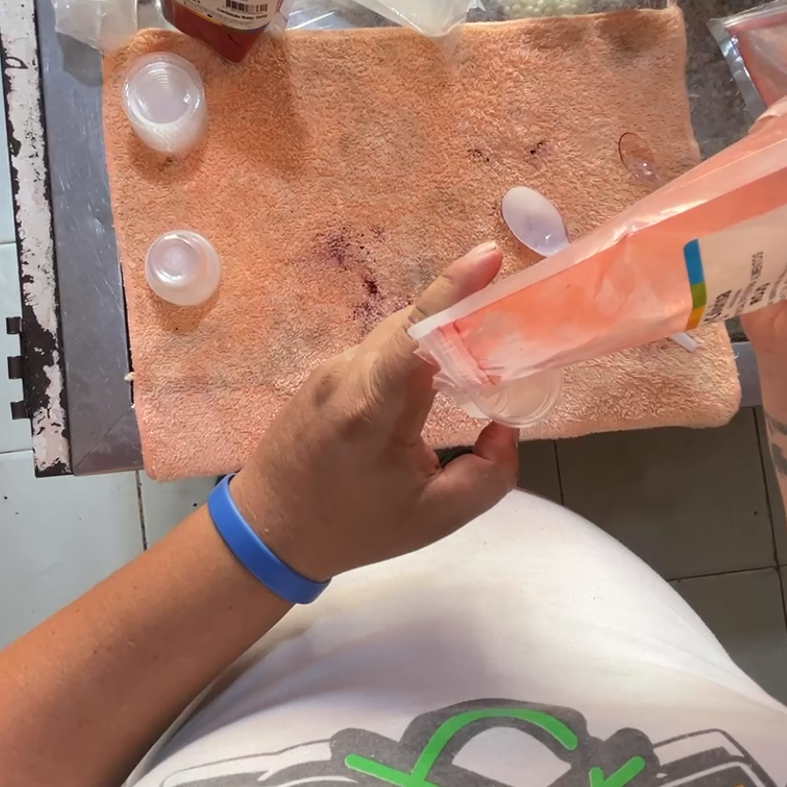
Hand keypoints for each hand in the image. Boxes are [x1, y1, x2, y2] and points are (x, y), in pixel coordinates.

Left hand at [227, 242, 521, 581]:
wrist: (270, 530)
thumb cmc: (352, 527)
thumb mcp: (435, 517)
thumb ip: (489, 474)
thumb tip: (507, 424)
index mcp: (368, 405)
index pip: (415, 331)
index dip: (453, 289)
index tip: (489, 256)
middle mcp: (345, 372)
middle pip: (414, 324)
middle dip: (464, 314)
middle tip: (516, 317)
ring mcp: (330, 368)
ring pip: (398, 335)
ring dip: (440, 337)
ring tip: (487, 347)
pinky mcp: (325, 374)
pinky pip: (381, 350)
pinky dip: (416, 352)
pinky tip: (441, 371)